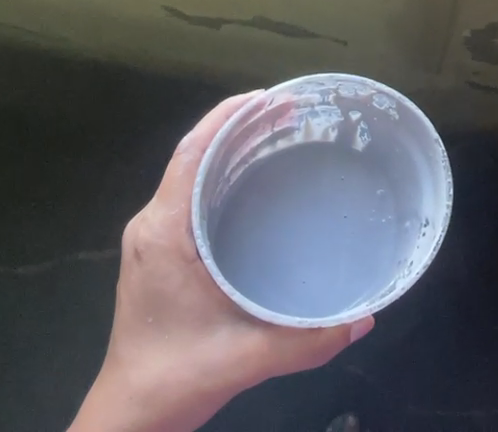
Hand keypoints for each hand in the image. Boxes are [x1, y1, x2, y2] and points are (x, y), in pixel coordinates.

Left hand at [70, 92, 372, 431]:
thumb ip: (308, 339)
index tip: (271, 98)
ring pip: (194, 173)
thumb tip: (366, 317)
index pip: (191, 153)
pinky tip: (260, 184)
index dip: (227, 116)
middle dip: (242, 126)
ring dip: (233, 149)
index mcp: (165, 231)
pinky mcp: (162, 251)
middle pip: (196, 154)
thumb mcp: (247, 356)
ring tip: (283, 137)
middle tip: (294, 114)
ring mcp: (155, 237)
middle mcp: (155, 224)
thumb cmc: (177, 376)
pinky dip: (225, 176)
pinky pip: (193, 194)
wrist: (131, 418)